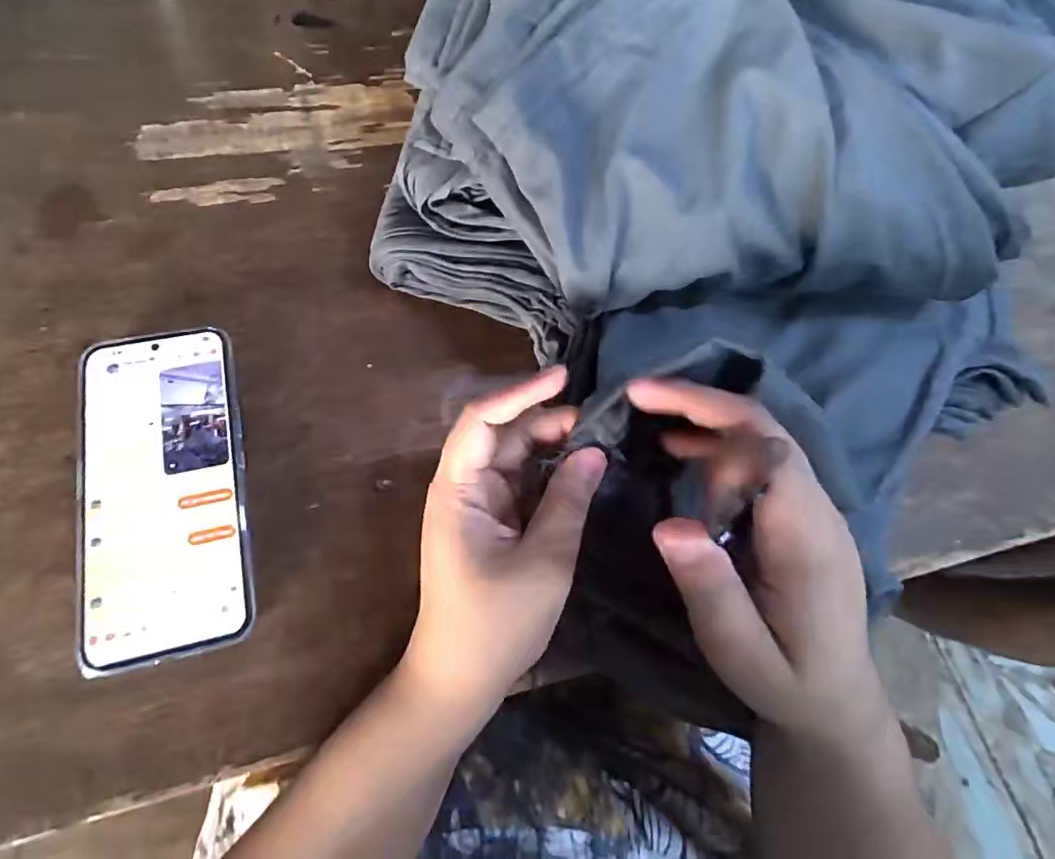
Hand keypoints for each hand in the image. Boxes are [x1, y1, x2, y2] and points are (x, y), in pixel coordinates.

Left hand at [398, 366, 607, 716]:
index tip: (564, 376)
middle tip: (596, 415)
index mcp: (458, 488)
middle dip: (543, 418)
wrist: (459, 678)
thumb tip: (594, 451)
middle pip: (500, 433)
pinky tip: (579, 465)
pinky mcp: (490, 520)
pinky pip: (519, 481)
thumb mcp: (544, 561)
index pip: (482, 420)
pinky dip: (547, 471)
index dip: (521, 392)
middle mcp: (462, 486)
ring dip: (548, 442)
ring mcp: (476, 503)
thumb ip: (569, 500)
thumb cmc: (496, 623)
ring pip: (511, 455)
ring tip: (595, 434)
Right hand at [631, 378, 884, 736]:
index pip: (764, 444)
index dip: (707, 412)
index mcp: (804, 534)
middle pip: (763, 428)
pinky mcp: (800, 514)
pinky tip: (680, 450)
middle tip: (638, 393)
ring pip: (761, 438)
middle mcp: (816, 507)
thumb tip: (668, 524)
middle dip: (699, 401)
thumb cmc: (785, 679)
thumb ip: (710, 587)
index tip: (645, 401)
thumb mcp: (739, 648)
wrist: (836, 702)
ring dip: (705, 420)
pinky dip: (716, 444)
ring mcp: (812, 507)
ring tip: (647, 415)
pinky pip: (759, 460)